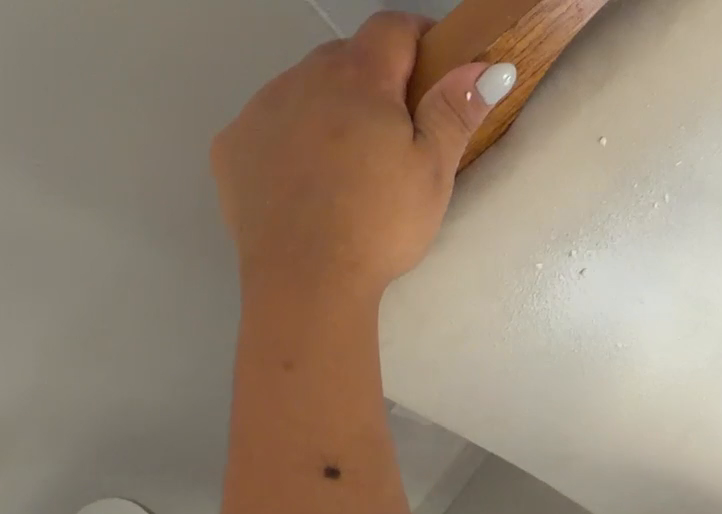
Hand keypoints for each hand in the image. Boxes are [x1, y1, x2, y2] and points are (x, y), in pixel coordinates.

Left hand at [210, 13, 516, 302]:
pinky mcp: (232, 145)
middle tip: (402, 134)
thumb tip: (488, 66)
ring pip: (305, 90)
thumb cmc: (382, 225)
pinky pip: (270, 126)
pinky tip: (311, 186)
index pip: (392, 27)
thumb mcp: (434, 172)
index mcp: (360, 80)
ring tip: (354, 169)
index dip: (421, 37)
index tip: (440, 65)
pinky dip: (293, 142)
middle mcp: (303, 78)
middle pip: (347, 58)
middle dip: (377, 81)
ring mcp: (261, 109)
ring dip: (332, 110)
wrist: (307, 278)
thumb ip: (456, 112)